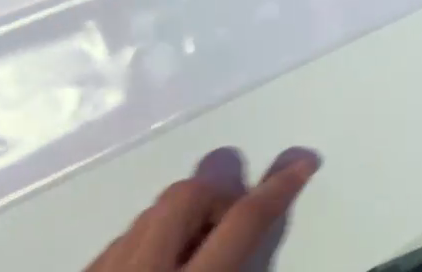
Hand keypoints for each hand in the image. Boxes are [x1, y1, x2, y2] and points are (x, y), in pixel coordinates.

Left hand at [85, 147, 317, 271]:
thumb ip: (245, 259)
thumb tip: (263, 212)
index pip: (244, 220)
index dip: (278, 187)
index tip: (303, 162)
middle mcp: (142, 270)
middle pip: (188, 195)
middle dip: (220, 193)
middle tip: (234, 218)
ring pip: (149, 213)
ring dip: (182, 215)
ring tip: (196, 245)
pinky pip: (118, 242)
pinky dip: (146, 240)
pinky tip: (155, 264)